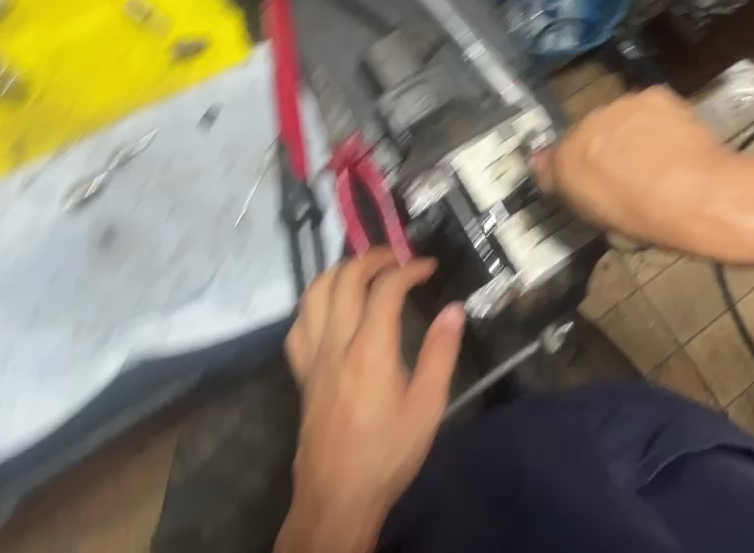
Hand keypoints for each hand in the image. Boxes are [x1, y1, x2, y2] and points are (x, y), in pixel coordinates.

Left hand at [278, 251, 463, 552]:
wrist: (338, 496)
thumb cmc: (388, 452)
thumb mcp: (428, 407)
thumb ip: (440, 353)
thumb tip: (454, 310)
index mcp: (371, 349)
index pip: (386, 288)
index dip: (409, 268)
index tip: (428, 266)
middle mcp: (336, 343)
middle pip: (346, 278)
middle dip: (373, 258)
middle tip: (397, 258)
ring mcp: (313, 357)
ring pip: (315, 293)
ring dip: (340, 272)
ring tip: (363, 272)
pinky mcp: (301, 374)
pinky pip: (299, 325)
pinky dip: (315, 304)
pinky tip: (331, 309)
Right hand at [534, 86, 753, 259]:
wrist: (699, 194)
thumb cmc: (650, 220)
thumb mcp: (602, 218)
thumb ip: (570, 187)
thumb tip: (542, 164)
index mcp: (568, 161)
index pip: (558, 158)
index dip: (580, 170)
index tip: (599, 183)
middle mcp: (586, 126)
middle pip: (590, 133)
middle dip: (604, 148)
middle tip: (631, 172)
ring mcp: (620, 106)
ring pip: (619, 117)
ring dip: (630, 131)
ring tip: (658, 156)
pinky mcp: (653, 95)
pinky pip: (649, 106)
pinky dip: (658, 118)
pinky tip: (675, 139)